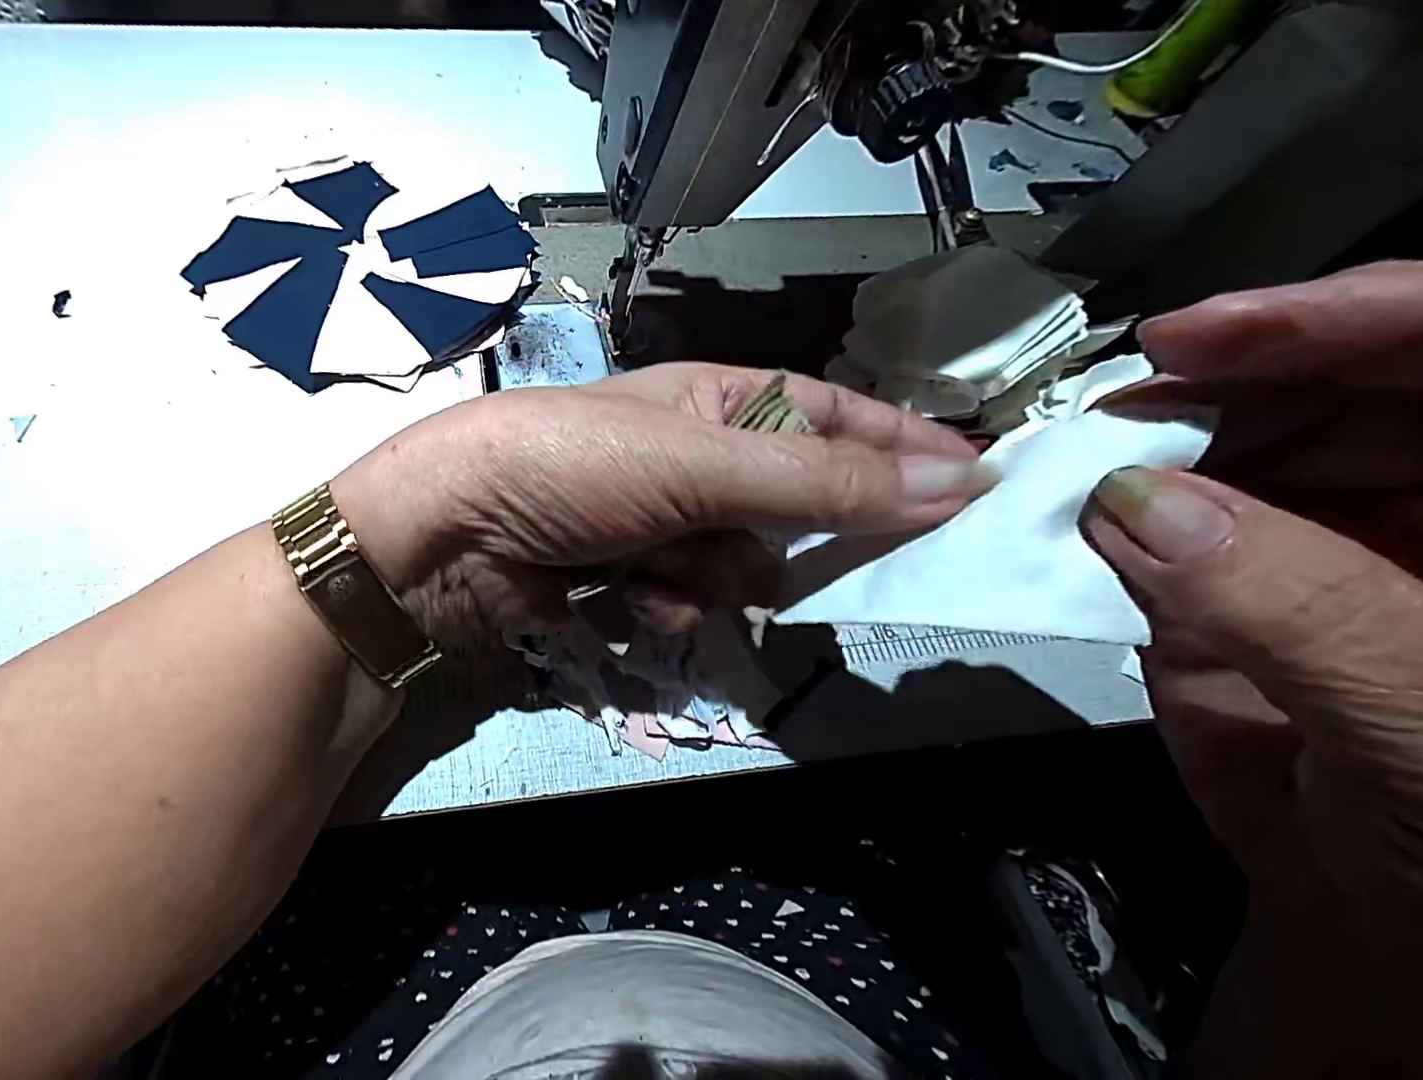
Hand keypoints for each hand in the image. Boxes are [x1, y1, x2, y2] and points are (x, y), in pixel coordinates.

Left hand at [332, 362, 991, 644]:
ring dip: (720, 579)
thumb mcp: (702, 463)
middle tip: (794, 553)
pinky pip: (699, 601)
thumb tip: (952, 481)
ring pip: (751, 566)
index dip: (907, 447)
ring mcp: (672, 521)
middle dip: (793, 536)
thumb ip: (822, 480)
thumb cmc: (571, 469)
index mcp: (724, 401)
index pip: (840, 418)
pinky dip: (675, 607)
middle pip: (800, 503)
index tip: (977, 481)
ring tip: (663, 570)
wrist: (444, 540)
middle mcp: (705, 457)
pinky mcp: (640, 575)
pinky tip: (633, 599)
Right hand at [1084, 255, 1422, 1075]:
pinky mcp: (1276, 595)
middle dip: (1245, 385)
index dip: (1381, 314)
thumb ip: (1305, 614)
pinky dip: (1136, 521)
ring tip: (1085, 454)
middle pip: (1382, 386)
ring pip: (1273, 453)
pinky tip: (1086, 512)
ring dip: (1172, 452)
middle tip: (1122, 401)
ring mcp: (1382, 548)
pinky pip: (1201, 531)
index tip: (1209, 329)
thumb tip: (1129, 503)